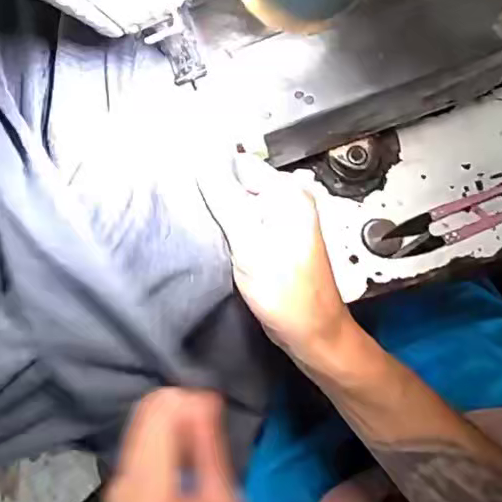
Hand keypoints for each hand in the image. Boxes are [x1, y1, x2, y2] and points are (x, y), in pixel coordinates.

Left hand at [106, 389, 241, 501]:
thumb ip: (209, 448)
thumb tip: (204, 395)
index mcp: (148, 491)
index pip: (159, 413)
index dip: (187, 399)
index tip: (213, 405)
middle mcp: (121, 480)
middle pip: (145, 410)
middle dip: (179, 405)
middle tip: (208, 418)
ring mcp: (114, 481)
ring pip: (140, 417)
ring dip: (170, 415)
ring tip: (198, 434)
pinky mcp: (115, 481)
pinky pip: (137, 434)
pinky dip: (161, 430)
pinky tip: (181, 445)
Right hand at [203, 155, 353, 359]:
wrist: (313, 337)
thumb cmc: (291, 297)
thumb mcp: (250, 245)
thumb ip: (225, 200)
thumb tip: (202, 164)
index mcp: (287, 193)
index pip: (237, 164)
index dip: (209, 173)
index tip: (189, 190)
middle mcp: (285, 200)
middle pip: (235, 181)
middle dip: (212, 196)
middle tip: (198, 217)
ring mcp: (278, 219)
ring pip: (234, 202)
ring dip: (217, 214)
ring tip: (207, 231)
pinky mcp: (269, 237)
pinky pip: (239, 221)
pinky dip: (226, 229)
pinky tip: (218, 242)